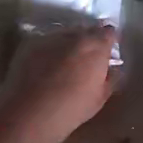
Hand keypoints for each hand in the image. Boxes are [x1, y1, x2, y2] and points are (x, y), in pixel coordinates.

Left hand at [0, 24, 117, 142]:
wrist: (31, 112)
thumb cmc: (72, 108)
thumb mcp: (100, 97)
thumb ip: (110, 78)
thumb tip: (113, 69)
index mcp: (96, 46)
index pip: (108, 32)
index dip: (109, 40)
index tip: (108, 51)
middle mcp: (73, 35)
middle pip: (86, 30)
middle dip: (89, 40)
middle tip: (87, 58)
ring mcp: (49, 37)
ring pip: (64, 34)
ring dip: (68, 43)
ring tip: (65, 61)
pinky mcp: (29, 45)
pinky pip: (45, 42)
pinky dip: (49, 50)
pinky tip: (45, 65)